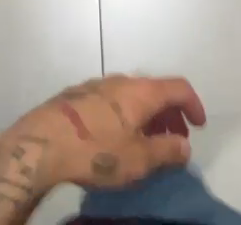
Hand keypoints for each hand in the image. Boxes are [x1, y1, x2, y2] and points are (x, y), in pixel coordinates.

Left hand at [0, 75, 207, 190]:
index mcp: (141, 91)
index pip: (178, 87)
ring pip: (131, 96)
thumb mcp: (139, 159)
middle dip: (169, 113)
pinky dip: (124, 115)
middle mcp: (121, 81)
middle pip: (154, 90)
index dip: (193, 104)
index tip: (199, 125)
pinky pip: (111, 101)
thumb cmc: (96, 151)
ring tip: (146, 142)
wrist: (41, 145)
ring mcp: (96, 85)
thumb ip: (166, 150)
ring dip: (145, 116)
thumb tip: (184, 145)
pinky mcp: (76, 97)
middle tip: (174, 139)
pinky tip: (115, 138)